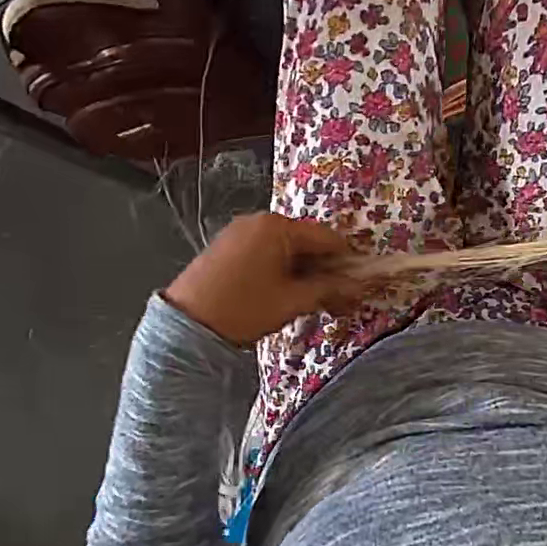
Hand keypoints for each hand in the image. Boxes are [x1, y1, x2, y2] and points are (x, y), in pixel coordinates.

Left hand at [163, 213, 367, 344]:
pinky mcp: (225, 246)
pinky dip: (278, 268)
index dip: (347, 261)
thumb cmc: (243, 309)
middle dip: (323, 268)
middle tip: (337, 298)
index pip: (326, 237)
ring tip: (310, 300)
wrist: (186, 324)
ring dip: (301, 270)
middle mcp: (258, 220)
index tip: (359, 284)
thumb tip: (358, 288)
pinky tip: (282, 293)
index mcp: (277, 227)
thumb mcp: (291, 301)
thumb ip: (328, 290)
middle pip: (304, 240)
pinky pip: (263, 251)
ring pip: (283, 247)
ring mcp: (238, 231)